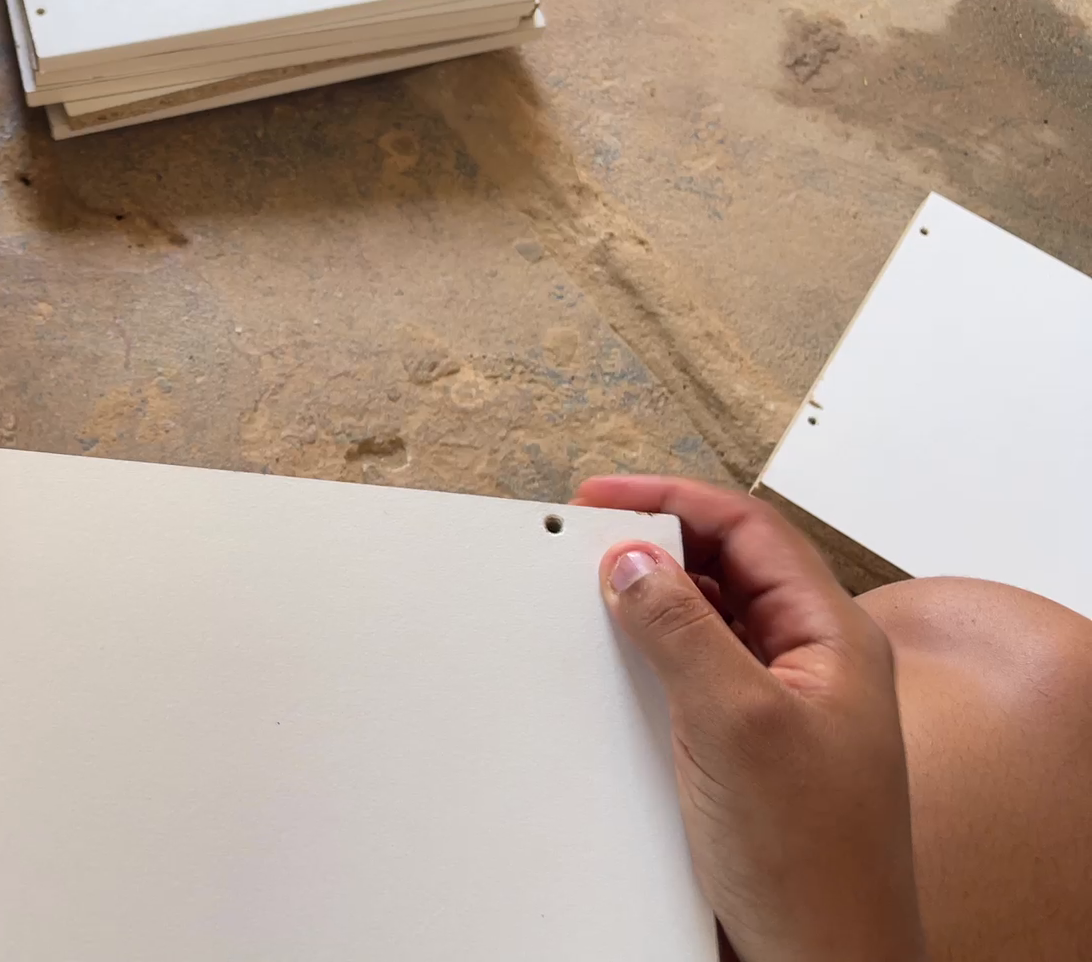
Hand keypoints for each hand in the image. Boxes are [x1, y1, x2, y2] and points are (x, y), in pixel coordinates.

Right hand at [575, 476, 923, 961]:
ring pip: (697, 602)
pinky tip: (605, 636)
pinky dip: (637, 628)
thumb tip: (630, 561)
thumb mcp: (737, 724)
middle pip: (722, 559)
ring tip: (588, 576)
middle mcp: (798, 655)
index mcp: (830, 640)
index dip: (673, 499)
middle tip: (584, 531)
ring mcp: (762, 688)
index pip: (749, 531)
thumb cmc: (809, 860)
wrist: (808, 953)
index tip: (602, 497)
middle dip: (652, 534)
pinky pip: (678, 647)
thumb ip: (684, 632)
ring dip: (642, 581)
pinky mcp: (724, 718)